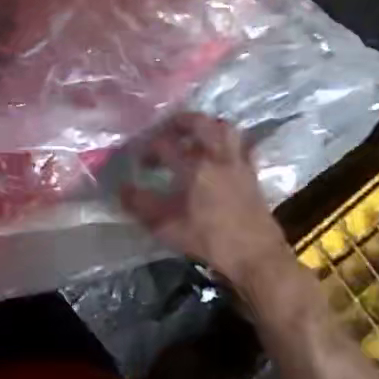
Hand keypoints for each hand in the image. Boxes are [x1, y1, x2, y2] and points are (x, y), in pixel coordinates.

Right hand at [119, 113, 290, 287]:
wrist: (256, 257)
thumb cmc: (209, 240)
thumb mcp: (165, 226)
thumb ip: (139, 204)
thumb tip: (121, 189)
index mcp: (194, 167)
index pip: (163, 144)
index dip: (146, 148)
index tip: (138, 161)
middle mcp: (217, 157)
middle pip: (200, 123)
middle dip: (179, 122)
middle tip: (165, 130)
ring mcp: (238, 163)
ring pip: (225, 129)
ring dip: (207, 127)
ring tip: (192, 137)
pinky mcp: (252, 174)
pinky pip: (241, 146)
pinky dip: (227, 143)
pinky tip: (217, 156)